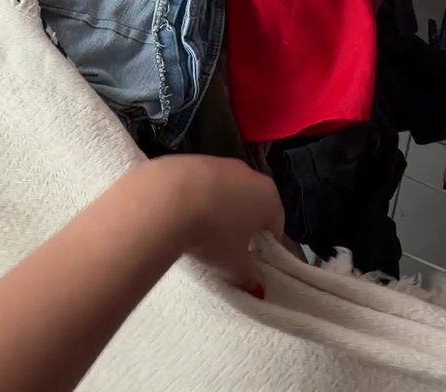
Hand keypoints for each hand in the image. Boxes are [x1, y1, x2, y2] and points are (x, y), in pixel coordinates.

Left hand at [132, 156, 284, 290]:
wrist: (168, 198)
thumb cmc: (213, 233)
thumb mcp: (234, 264)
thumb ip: (250, 276)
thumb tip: (258, 286)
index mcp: (268, 196)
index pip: (276, 224)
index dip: (267, 246)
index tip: (253, 262)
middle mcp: (248, 173)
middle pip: (251, 204)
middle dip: (243, 226)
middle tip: (228, 250)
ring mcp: (219, 162)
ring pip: (226, 191)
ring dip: (218, 210)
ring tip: (201, 234)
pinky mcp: (193, 159)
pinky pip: (202, 184)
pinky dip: (197, 198)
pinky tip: (183, 215)